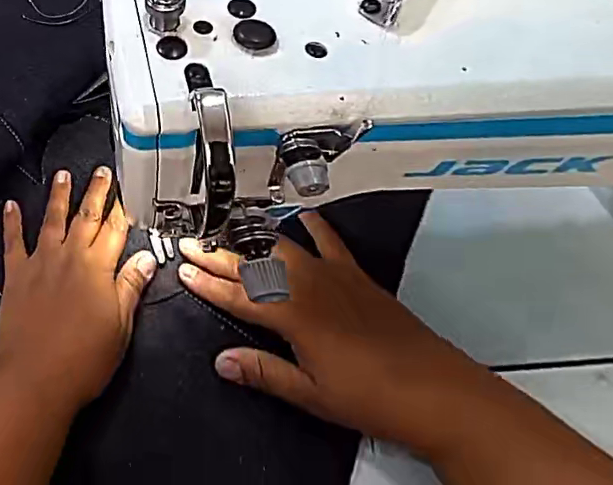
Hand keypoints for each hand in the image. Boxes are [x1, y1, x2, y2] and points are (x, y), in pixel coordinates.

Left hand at [0, 167, 156, 408]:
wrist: (31, 381)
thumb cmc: (83, 359)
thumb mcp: (120, 326)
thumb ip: (131, 286)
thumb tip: (148, 257)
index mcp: (98, 267)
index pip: (115, 229)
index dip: (122, 208)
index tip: (127, 190)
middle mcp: (70, 256)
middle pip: (86, 216)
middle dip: (96, 191)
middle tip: (101, 170)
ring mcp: (41, 263)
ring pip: (52, 220)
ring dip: (59, 196)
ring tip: (62, 175)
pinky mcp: (16, 276)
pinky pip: (14, 243)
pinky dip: (12, 223)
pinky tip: (11, 206)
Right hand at [177, 212, 506, 459]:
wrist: (427, 385)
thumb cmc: (372, 395)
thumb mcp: (310, 394)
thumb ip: (264, 372)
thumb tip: (225, 363)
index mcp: (293, 316)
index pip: (238, 295)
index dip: (207, 284)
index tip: (185, 272)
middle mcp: (309, 286)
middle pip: (254, 263)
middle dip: (219, 254)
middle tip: (194, 246)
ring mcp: (332, 275)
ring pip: (283, 246)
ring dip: (253, 239)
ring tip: (230, 232)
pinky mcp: (354, 273)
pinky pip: (328, 240)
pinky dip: (313, 226)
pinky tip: (302, 217)